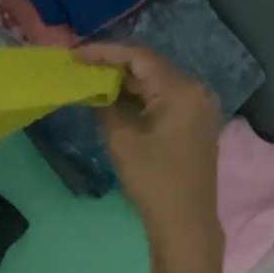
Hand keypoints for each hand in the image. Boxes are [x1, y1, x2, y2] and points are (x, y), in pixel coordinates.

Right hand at [75, 42, 221, 245]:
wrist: (185, 221)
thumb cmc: (153, 180)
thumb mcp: (121, 140)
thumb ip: (106, 107)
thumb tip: (94, 91)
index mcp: (180, 90)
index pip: (139, 57)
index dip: (105, 52)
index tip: (75, 54)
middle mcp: (195, 90)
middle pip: (150, 66)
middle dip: (114, 65)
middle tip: (80, 66)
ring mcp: (198, 106)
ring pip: (156, 82)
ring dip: (125, 81)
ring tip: (91, 81)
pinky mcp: (194, 122)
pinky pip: (163, 98)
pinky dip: (138, 96)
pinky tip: (113, 100)